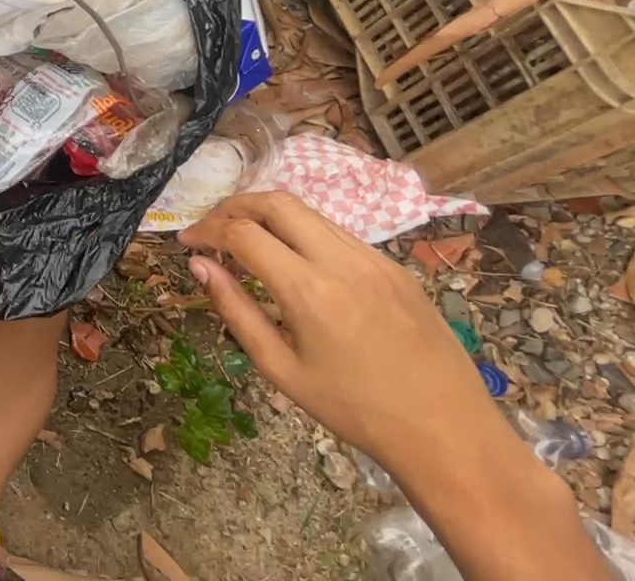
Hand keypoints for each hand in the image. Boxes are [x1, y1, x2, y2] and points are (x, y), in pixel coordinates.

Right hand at [179, 192, 508, 475]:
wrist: (452, 436)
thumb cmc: (355, 409)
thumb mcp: (279, 367)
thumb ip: (234, 309)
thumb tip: (198, 266)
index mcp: (310, 290)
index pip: (242, 233)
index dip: (205, 231)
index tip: (186, 244)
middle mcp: (344, 263)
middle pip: (276, 202)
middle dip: (233, 207)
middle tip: (211, 230)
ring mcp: (377, 262)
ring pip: (308, 212)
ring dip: (267, 216)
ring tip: (244, 242)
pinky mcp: (397, 270)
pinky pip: (337, 233)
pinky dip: (300, 232)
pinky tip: (290, 261)